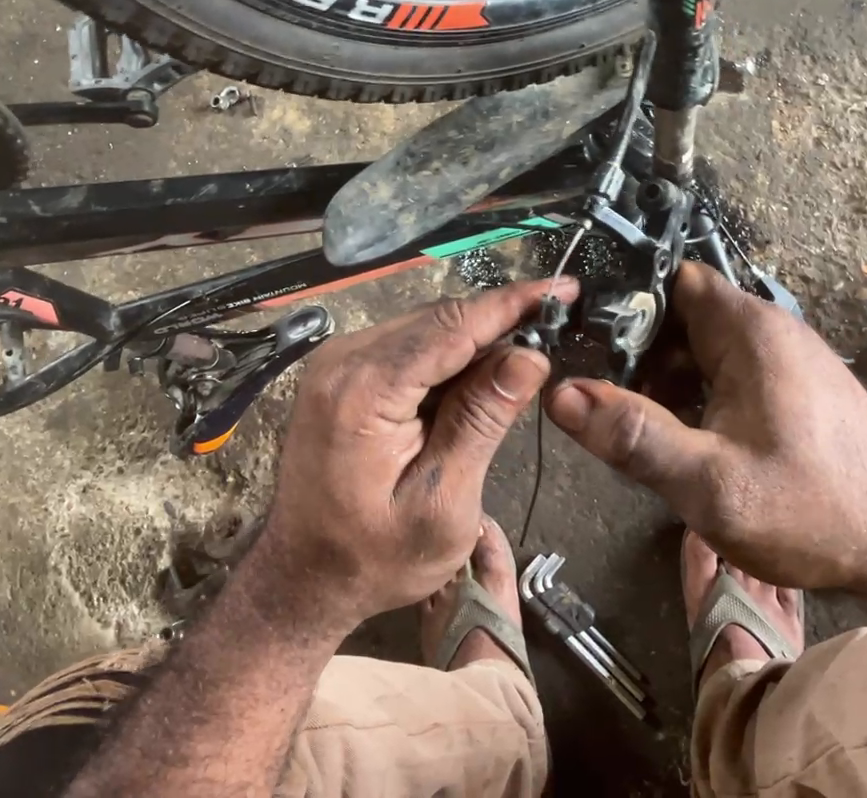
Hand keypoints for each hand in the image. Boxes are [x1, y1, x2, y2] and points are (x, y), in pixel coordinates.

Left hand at [254, 278, 578, 628]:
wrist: (303, 579)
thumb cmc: (375, 557)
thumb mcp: (444, 501)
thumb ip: (482, 421)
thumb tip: (530, 355)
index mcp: (364, 391)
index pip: (453, 326)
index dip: (513, 304)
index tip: (564, 287)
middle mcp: (343, 360)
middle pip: (440, 320)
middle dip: (500, 322)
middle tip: (556, 327)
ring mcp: (337, 362)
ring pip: (427, 329)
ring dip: (477, 340)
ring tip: (526, 357)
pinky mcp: (340, 372)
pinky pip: (408, 346)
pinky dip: (449, 356)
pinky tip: (478, 377)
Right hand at [544, 263, 866, 591]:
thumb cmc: (811, 510)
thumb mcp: (709, 483)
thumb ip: (633, 437)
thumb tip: (561, 394)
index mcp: (750, 332)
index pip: (674, 280)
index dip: (625, 301)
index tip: (584, 337)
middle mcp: (771, 332)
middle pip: (684, 315)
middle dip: (639, 350)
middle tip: (600, 393)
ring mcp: (788, 359)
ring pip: (705, 347)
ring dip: (666, 377)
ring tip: (634, 423)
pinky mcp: (796, 388)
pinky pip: (730, 371)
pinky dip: (698, 393)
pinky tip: (684, 437)